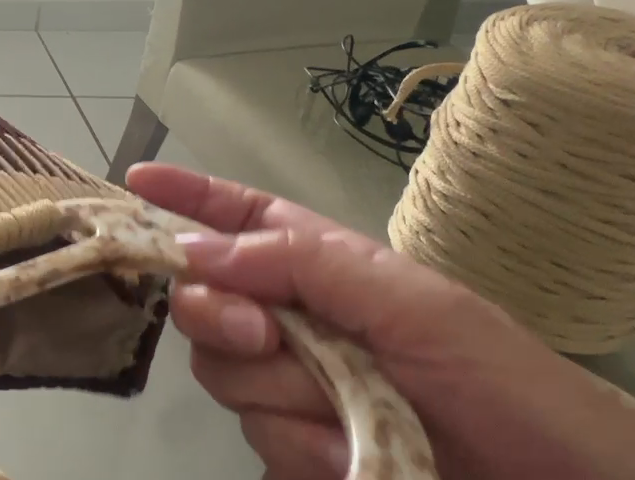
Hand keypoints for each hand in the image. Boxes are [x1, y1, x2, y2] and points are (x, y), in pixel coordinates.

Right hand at [127, 163, 634, 479]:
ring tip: (346, 416)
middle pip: (201, 302)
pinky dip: (302, 451)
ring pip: (221, 374)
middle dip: (219, 316)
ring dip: (280, 396)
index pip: (233, 216)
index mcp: (315, 267)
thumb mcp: (409, 300)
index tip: (133, 182)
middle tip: (263, 334)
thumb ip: (296, 262)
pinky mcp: (299, 451)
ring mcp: (292, 387)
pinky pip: (257, 442)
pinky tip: (347, 457)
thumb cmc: (501, 380)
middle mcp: (290, 319)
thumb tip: (190, 248)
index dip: (182, 197)